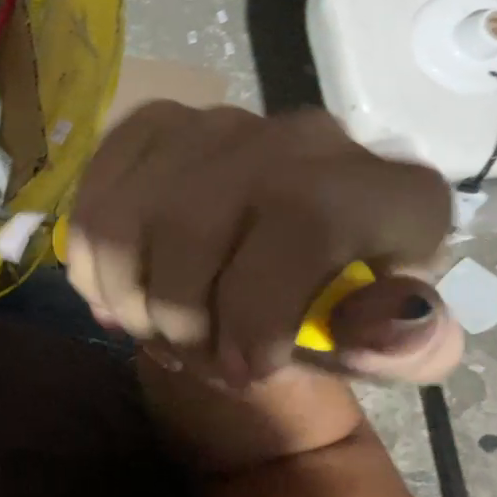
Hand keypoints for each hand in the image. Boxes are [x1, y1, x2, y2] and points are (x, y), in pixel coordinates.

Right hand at [65, 102, 462, 388]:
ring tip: (152, 331)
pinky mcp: (146, 131)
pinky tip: (118, 300)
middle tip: (190, 358)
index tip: (246, 371)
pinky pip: (90, 203)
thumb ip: (407, 344)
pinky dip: (91, 267)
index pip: (298, 227)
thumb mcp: (393, 343)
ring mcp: (208, 126)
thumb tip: (391, 319)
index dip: (259, 312)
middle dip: (177, 314)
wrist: (289, 255)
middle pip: (190, 223)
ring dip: (125, 294)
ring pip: (124, 216)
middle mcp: (291, 137)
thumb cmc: (340, 307)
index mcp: (376, 186)